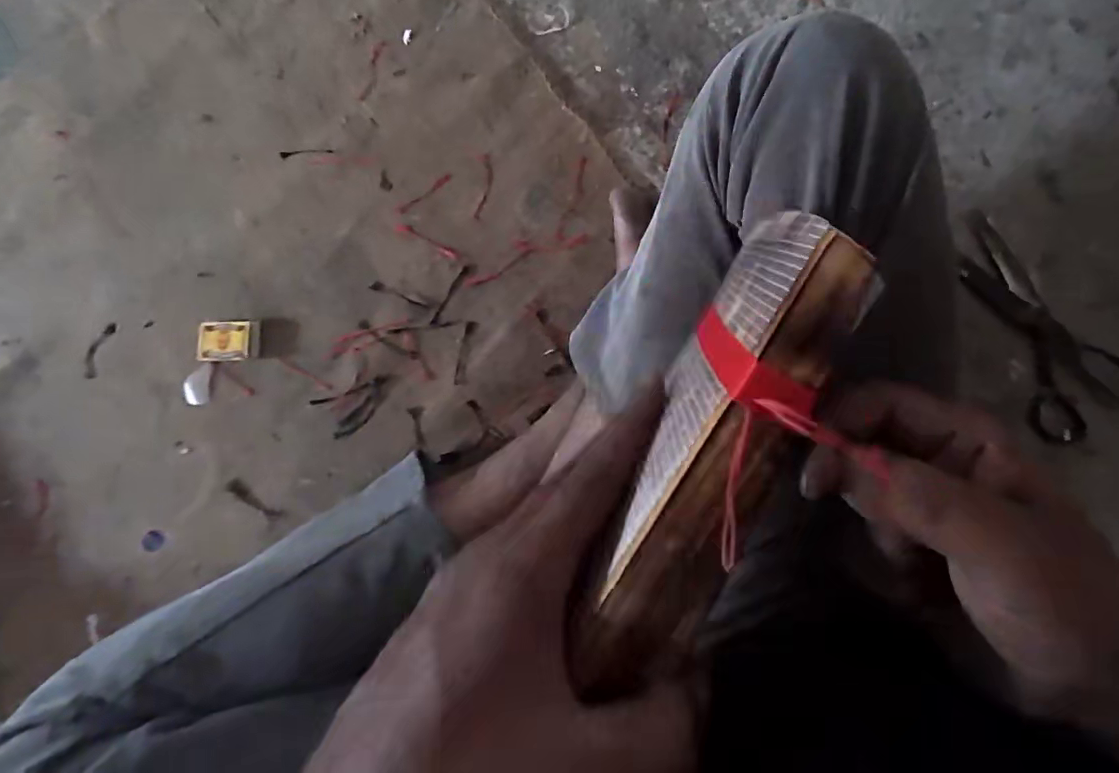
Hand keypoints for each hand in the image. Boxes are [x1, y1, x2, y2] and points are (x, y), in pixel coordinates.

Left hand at [306, 391, 698, 772]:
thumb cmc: (476, 768)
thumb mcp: (588, 763)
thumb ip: (663, 722)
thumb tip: (694, 679)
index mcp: (515, 569)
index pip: (584, 481)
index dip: (625, 433)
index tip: (654, 385)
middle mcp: (476, 561)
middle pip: (551, 496)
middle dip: (601, 464)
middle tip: (646, 446)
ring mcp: (442, 591)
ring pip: (520, 532)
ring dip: (568, 514)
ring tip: (610, 518)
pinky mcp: (424, 627)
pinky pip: (496, 568)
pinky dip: (537, 557)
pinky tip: (551, 597)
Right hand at [801, 382, 1118, 720]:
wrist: (1101, 684)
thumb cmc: (1059, 594)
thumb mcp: (993, 539)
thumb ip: (915, 494)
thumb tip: (834, 460)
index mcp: (964, 435)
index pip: (881, 402)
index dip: (841, 422)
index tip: (814, 468)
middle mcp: (939, 459)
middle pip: (863, 441)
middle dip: (853, 480)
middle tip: (851, 516)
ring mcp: (928, 503)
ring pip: (864, 490)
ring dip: (877, 528)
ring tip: (913, 567)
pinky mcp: (920, 545)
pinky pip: (873, 531)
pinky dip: (883, 557)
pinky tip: (916, 586)